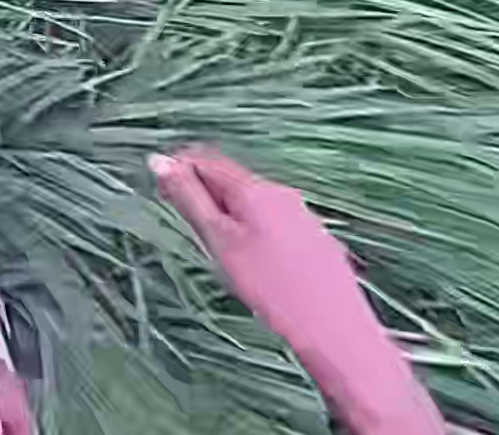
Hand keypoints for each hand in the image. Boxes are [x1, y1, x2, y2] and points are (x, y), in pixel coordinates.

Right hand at [151, 147, 442, 434]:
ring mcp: (303, 215)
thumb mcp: (217, 240)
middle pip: (227, 177)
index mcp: (254, 187)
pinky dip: (250, 228)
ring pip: (249, 200)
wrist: (341, 341)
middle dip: (201, 193)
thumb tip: (157, 159)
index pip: (204, 157)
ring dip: (225, 212)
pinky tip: (253, 261)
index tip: (163, 195)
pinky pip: (271, 219)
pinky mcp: (317, 240)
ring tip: (219, 248)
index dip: (178, 170)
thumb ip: (187, 197)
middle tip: (188, 225)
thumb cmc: (269, 287)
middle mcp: (280, 192)